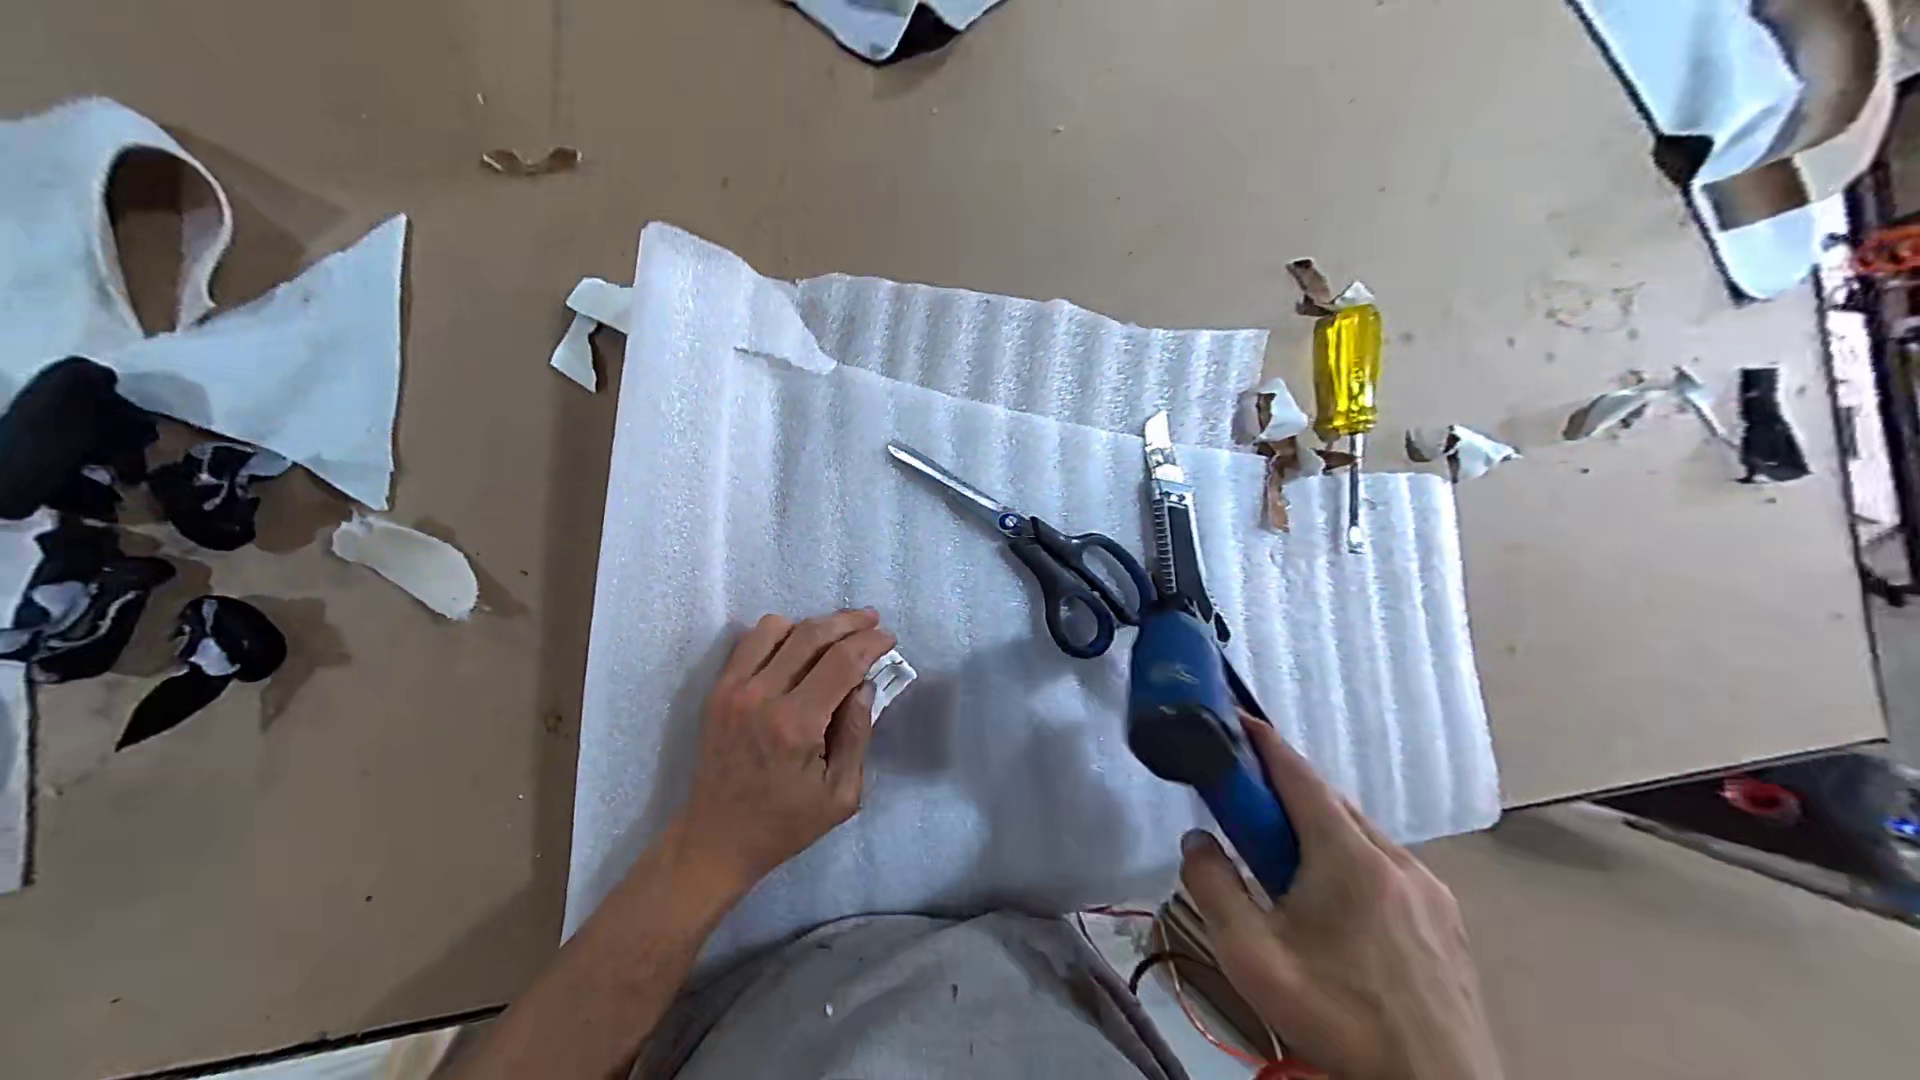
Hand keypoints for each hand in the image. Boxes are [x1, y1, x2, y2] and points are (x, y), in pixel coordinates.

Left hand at [676, 609, 896, 890]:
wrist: (717, 838)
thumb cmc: (786, 822)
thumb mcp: (841, 793)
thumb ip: (857, 733)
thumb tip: (864, 684)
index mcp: (796, 725)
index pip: (842, 662)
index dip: (871, 643)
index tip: (888, 638)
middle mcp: (761, 697)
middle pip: (812, 634)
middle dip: (849, 622)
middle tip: (872, 621)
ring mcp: (733, 689)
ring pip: (777, 627)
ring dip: (813, 624)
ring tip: (836, 635)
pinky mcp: (718, 690)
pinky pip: (750, 641)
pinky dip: (779, 633)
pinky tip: (797, 647)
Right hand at [1180, 716, 1502, 1079]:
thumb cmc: (1337, 1018)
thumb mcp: (1251, 958)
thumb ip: (1212, 888)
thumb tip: (1198, 841)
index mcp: (1348, 858)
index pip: (1299, 774)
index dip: (1264, 741)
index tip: (1236, 720)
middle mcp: (1394, 859)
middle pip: (1329, 800)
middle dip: (1283, 789)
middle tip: (1244, 805)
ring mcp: (1428, 888)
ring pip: (1361, 832)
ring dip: (1316, 826)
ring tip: (1283, 861)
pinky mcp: (1446, 918)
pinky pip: (1386, 863)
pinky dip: (1349, 856)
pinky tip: (1334, 900)